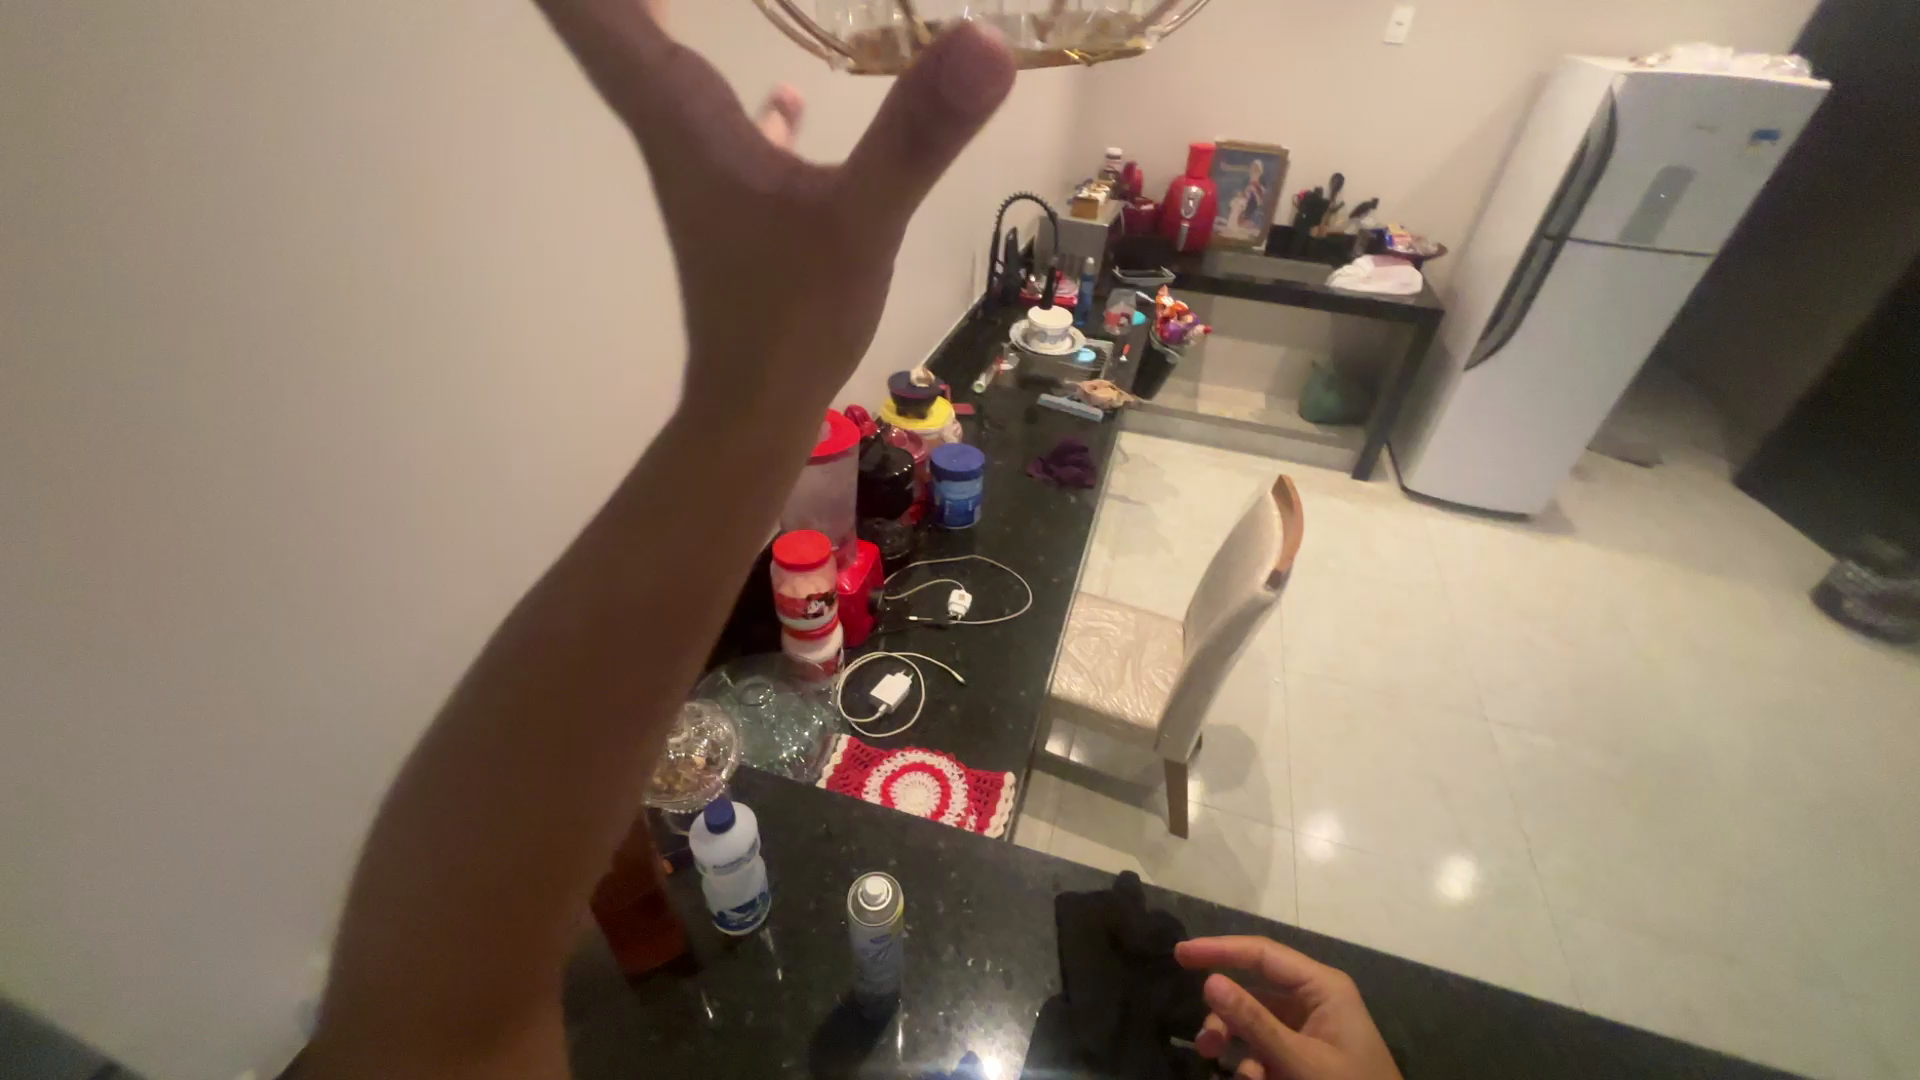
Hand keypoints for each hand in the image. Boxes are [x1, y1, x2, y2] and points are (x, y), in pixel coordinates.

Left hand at [531, 0, 1015, 411]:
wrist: (757, 404)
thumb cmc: (791, 324)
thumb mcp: (859, 226)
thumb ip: (916, 137)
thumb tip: (988, 40)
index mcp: (676, 107)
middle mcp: (671, 118)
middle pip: (606, 4)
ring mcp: (700, 159)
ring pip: (662, 50)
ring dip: (664, 4)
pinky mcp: (734, 197)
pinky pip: (721, 110)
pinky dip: (735, 77)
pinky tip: (792, 86)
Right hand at [1176, 936, 1402, 1079]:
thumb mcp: (1300, 1065)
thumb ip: (1254, 1022)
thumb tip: (1208, 981)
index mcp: (1321, 986)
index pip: (1260, 952)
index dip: (1218, 950)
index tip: (1180, 955)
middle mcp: (1314, 998)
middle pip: (1253, 990)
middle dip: (1225, 1016)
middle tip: (1203, 1044)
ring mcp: (1310, 1028)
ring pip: (1255, 1022)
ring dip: (1236, 1045)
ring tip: (1220, 1069)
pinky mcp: (1306, 1056)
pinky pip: (1267, 1048)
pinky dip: (1253, 1064)